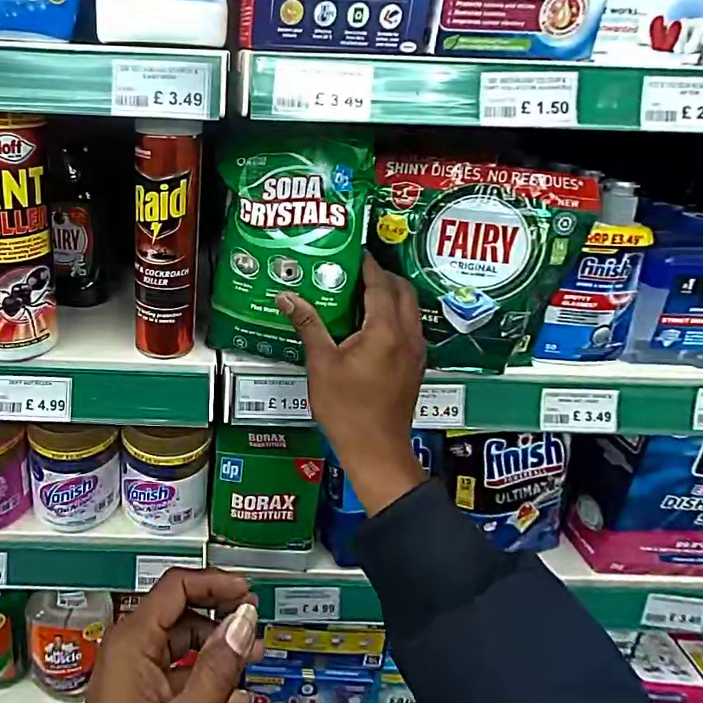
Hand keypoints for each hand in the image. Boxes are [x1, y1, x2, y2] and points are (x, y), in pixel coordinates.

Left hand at [74, 568, 262, 702]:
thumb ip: (216, 669)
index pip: (176, 586)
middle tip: (252, 618)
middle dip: (221, 614)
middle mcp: (127, 651)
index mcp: (129, 643)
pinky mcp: (140, 700)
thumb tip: (242, 621)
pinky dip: (207, 676)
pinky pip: (179, 672)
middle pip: (181, 610)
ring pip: (183, 642)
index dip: (214, 582)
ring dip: (220, 648)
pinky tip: (233, 693)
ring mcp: (133, 675)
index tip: (245, 590)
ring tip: (251, 656)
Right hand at [276, 252, 426, 514]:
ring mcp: (416, 351)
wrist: (377, 450)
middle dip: (381, 275)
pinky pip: (410, 325)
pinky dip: (394, 313)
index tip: (352, 251)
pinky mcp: (415, 365)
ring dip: (390, 293)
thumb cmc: (347, 410)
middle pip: (402, 290)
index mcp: (386, 331)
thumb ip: (308, 325)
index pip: (380, 283)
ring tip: (360, 291)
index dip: (367, 264)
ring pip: (410, 307)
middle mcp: (408, 336)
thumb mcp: (321, 364)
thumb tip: (287, 298)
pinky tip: (369, 322)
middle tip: (354, 270)